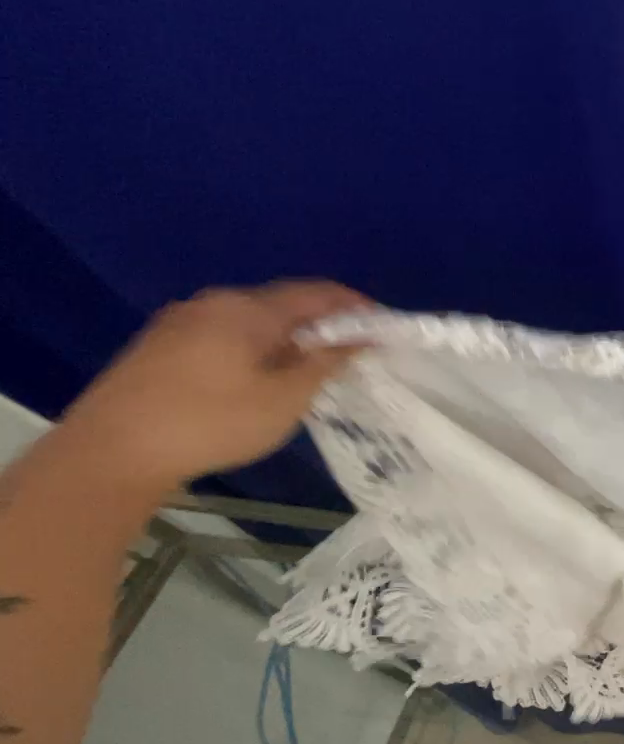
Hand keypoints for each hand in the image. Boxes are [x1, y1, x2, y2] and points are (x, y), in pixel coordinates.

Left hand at [58, 281, 368, 490]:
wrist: (115, 449)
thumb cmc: (216, 421)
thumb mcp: (288, 396)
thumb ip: (326, 361)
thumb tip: (359, 338)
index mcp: (247, 309)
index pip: (317, 293)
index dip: (357, 307)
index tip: (387, 329)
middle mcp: (213, 304)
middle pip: (283, 303)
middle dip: (325, 322)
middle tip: (358, 352)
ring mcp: (182, 322)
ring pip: (254, 320)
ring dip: (293, 337)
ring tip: (318, 367)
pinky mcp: (164, 345)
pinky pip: (229, 334)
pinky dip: (262, 346)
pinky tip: (270, 376)